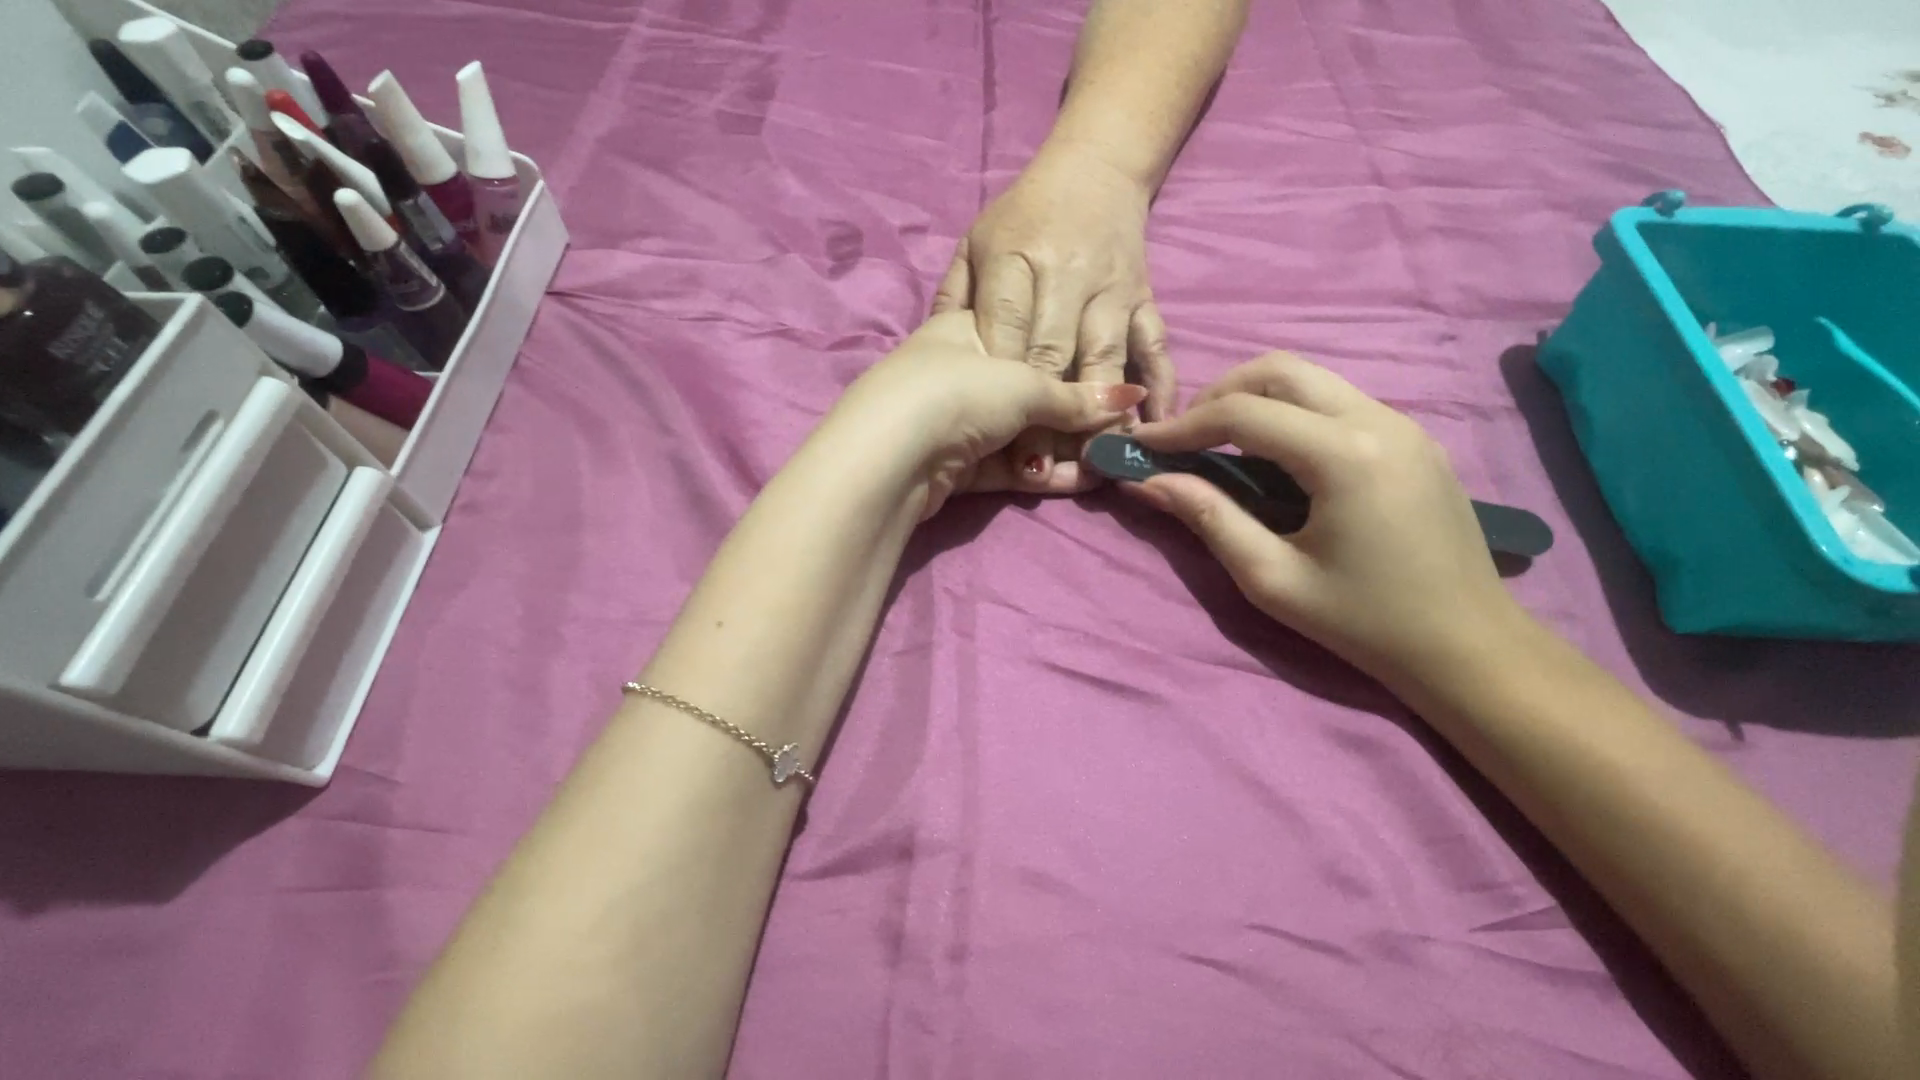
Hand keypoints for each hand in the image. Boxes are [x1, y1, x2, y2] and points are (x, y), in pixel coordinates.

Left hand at [826, 313, 1146, 518]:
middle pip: (1032, 393)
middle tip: (1122, 434)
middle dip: (1078, 416)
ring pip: (1024, 434)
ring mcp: (959, 421)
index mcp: (972, 328)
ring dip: (1066, 450)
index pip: (1036, 336)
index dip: (1078, 361)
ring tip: (1111, 463)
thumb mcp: (1024, 383)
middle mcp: (964, 371)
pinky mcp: (958, 467)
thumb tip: (1130, 400)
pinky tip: (1084, 480)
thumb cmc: (957, 390)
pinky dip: (1045, 473)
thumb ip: (1077, 395)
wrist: (889, 452)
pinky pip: (1011, 466)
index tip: (1118, 386)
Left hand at [932, 143, 1175, 485]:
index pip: (1008, 330)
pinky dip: (1159, 386)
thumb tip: (938, 356)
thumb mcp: (974, 245)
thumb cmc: (1021, 219)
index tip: (998, 434)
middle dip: (1049, 412)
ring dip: (1102, 413)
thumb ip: (956, 298)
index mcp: (1015, 259)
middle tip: (1043, 466)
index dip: (1004, 383)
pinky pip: (1157, 345)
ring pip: (1107, 356)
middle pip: (1056, 351)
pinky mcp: (1145, 298)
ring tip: (1095, 461)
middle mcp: (1066, 273)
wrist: (1095, 170)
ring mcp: (1111, 288)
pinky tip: (1153, 425)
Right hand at [1121, 353, 1529, 688]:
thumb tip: (1152, 481)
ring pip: (1312, 380)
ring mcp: (1404, 424)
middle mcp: (1378, 420)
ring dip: (1257, 399)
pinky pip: (1339, 402)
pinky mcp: (1415, 439)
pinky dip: (1293, 413)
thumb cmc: (1364, 622)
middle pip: (1280, 370)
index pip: (1244, 411)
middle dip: (1220, 394)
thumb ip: (1209, 519)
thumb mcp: (1272, 579)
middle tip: (1186, 439)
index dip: (1184, 425)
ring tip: (1222, 446)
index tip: (1144, 446)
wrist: (1469, 647)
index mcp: (1343, 455)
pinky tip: (1277, 459)